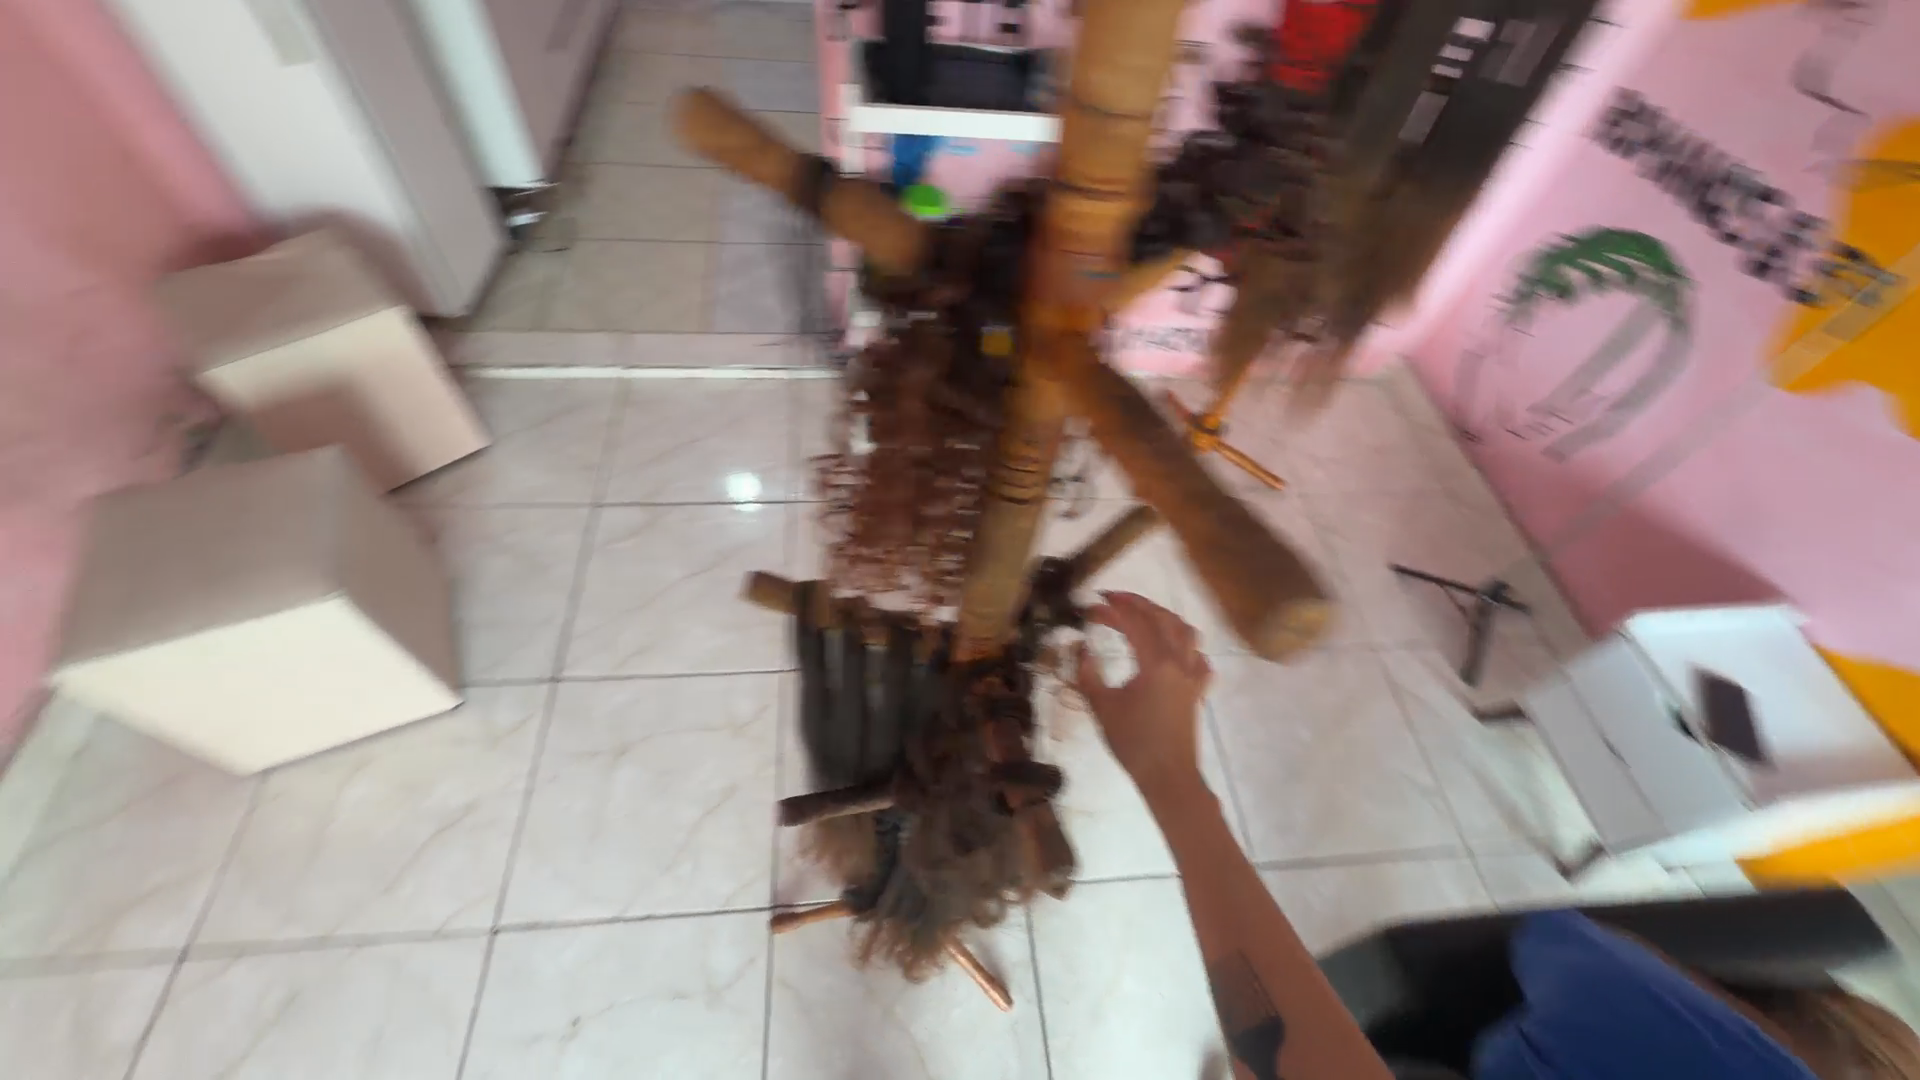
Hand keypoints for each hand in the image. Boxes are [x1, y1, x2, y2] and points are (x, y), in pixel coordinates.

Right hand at [1072, 591, 1212, 794]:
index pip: (1134, 623)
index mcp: (1156, 663)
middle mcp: (1180, 662)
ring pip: (1186, 633)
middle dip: (1137, 604)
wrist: (1168, 777)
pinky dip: (1186, 647)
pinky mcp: (1198, 691)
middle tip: (1113, 600)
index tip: (1091, 607)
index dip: (1112, 610)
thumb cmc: (1133, 744)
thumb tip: (1081, 648)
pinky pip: (1200, 659)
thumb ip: (1088, 673)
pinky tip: (1173, 652)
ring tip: (1142, 617)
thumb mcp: (1102, 707)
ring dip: (1164, 618)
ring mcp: (1193, 676)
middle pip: (1163, 619)